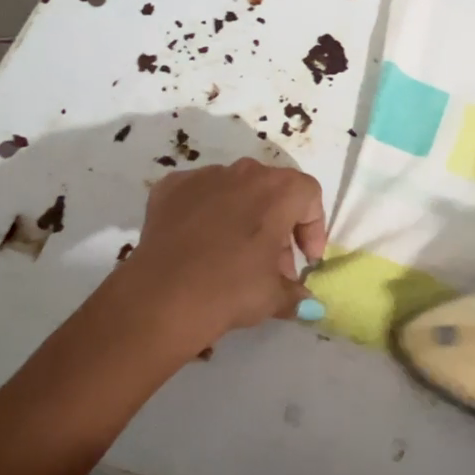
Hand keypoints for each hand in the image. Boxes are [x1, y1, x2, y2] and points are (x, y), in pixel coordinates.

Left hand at [117, 158, 327, 355]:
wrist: (161, 297)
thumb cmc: (231, 289)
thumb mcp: (273, 297)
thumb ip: (296, 293)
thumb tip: (307, 302)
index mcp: (278, 190)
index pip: (309, 196)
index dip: (313, 228)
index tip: (307, 260)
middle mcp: (244, 172)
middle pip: (272, 191)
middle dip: (278, 225)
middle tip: (272, 265)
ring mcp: (204, 176)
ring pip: (235, 190)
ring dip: (243, 216)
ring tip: (234, 255)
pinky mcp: (170, 188)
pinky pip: (199, 195)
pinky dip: (205, 213)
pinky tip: (200, 244)